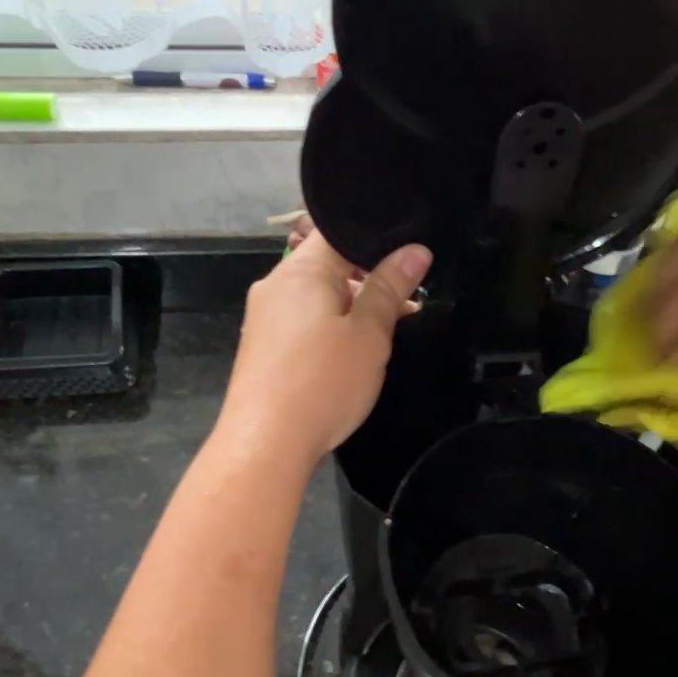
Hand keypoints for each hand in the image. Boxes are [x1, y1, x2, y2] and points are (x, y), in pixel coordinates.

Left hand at [217, 229, 431, 463]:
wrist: (266, 443)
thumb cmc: (323, 382)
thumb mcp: (369, 334)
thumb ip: (390, 289)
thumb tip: (415, 250)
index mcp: (301, 270)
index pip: (339, 233)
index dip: (377, 240)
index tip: (410, 261)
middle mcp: (276, 285)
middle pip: (328, 267)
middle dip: (368, 282)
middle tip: (408, 306)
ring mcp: (264, 319)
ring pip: (317, 299)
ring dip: (352, 310)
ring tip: (386, 335)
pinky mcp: (263, 350)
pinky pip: (303, 325)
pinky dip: (330, 331)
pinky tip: (351, 357)